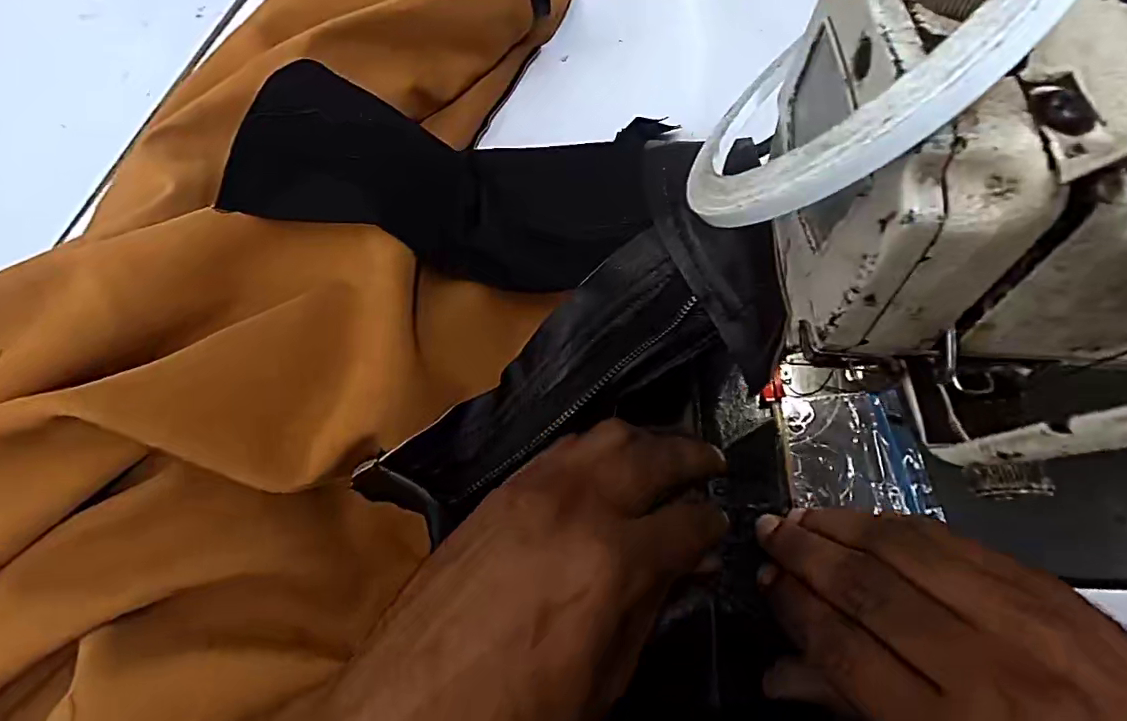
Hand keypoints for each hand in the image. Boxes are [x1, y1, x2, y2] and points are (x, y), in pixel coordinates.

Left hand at [318, 419, 726, 720]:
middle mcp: (580, 503)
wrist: (406, 707)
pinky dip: (599, 446)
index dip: (712, 524)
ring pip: (611, 432)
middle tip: (712, 465)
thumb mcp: (602, 680)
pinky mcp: (506, 484)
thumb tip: (687, 566)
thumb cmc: (514, 710)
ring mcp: (539, 485)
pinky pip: (567, 445)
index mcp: (612, 560)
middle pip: (656, 455)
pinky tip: (607, 463)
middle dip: (694, 456)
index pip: (687, 522)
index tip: (720, 527)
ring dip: (647, 440)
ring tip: (665, 455)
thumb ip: (651, 609)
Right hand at [754, 508, 1126, 720]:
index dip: (796, 608)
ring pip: (908, 548)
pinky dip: (903, 525)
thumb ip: (863, 719)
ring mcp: (1027, 621)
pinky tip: (873, 520)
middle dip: (808, 554)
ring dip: (847, 526)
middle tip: (771, 531)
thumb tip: (789, 680)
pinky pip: (959, 541)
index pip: (846, 649)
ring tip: (806, 516)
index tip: (769, 582)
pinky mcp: (1053, 592)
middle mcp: (990, 670)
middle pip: (869, 588)